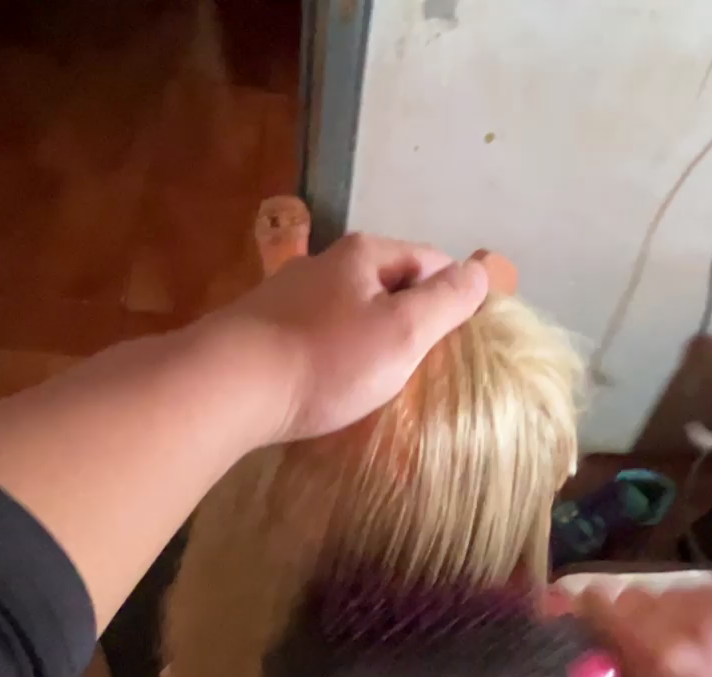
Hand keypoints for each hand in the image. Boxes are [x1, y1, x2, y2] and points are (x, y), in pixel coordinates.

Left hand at [200, 232, 489, 443]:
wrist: (230, 386)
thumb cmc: (327, 360)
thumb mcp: (404, 331)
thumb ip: (448, 300)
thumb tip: (482, 269)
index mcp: (365, 254)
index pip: (431, 261)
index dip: (452, 296)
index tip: (456, 341)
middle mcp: (326, 262)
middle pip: (389, 282)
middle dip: (410, 316)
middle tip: (419, 365)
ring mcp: (290, 292)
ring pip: (352, 308)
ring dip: (371, 335)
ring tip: (376, 377)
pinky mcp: (265, 326)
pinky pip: (320, 331)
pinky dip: (336, 349)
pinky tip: (331, 378)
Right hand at [570, 583, 711, 676]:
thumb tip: (588, 650)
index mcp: (653, 652)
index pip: (600, 600)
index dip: (592, 611)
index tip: (596, 623)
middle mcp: (687, 621)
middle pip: (637, 594)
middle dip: (635, 617)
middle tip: (648, 645)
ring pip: (677, 592)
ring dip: (675, 614)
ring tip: (692, 646)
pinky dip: (711, 614)